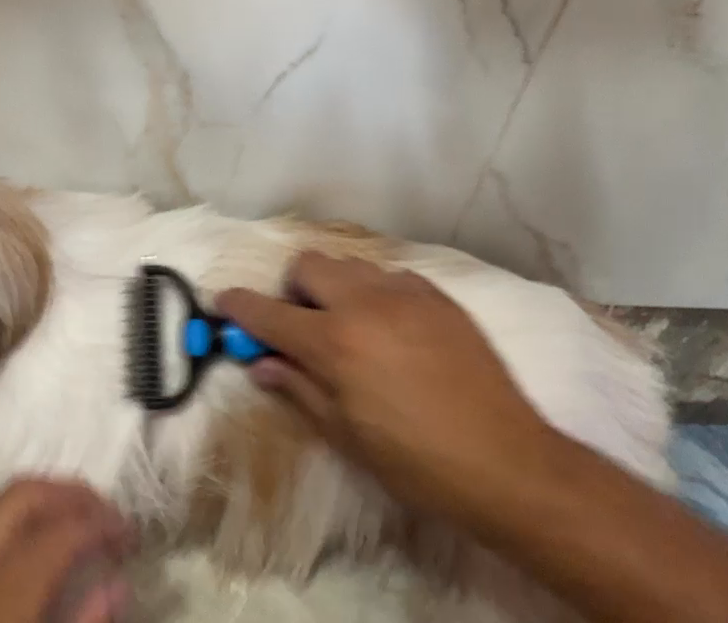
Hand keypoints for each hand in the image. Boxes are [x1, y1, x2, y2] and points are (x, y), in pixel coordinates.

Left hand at [0, 478, 135, 622]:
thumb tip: (114, 585)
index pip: (54, 536)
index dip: (100, 523)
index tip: (130, 534)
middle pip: (16, 500)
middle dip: (68, 494)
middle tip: (105, 514)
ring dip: (33, 501)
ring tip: (70, 520)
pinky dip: (0, 522)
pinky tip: (22, 546)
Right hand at [217, 253, 556, 519]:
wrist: (504, 461)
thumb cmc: (414, 461)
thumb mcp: (345, 434)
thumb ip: (298, 388)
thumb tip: (262, 365)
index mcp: (334, 342)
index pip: (268, 312)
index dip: (239, 307)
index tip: (223, 303)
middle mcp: (365, 303)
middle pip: (308, 265)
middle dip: (291, 289)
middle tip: (300, 325)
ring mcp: (406, 294)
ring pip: (350, 265)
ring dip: (334, 287)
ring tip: (347, 326)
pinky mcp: (439, 296)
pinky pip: (391, 277)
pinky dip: (375, 293)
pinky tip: (390, 328)